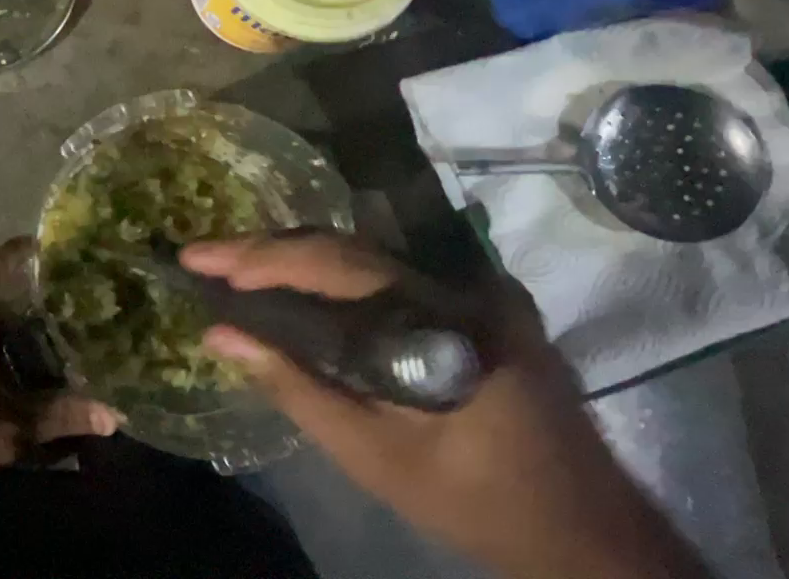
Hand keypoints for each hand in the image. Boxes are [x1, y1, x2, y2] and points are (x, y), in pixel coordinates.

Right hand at [183, 232, 708, 578]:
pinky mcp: (478, 304)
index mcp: (442, 317)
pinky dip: (332, 278)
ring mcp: (476, 291)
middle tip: (204, 261)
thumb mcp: (376, 457)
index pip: (332, 263)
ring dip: (296, 261)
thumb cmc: (478, 503)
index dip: (257, 257)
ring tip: (235, 271)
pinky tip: (296, 289)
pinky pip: (389, 276)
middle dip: (266, 253)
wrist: (592, 539)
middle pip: (344, 248)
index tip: (196, 258)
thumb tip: (218, 335)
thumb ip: (295, 390)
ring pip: (365, 257)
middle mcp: (462, 286)